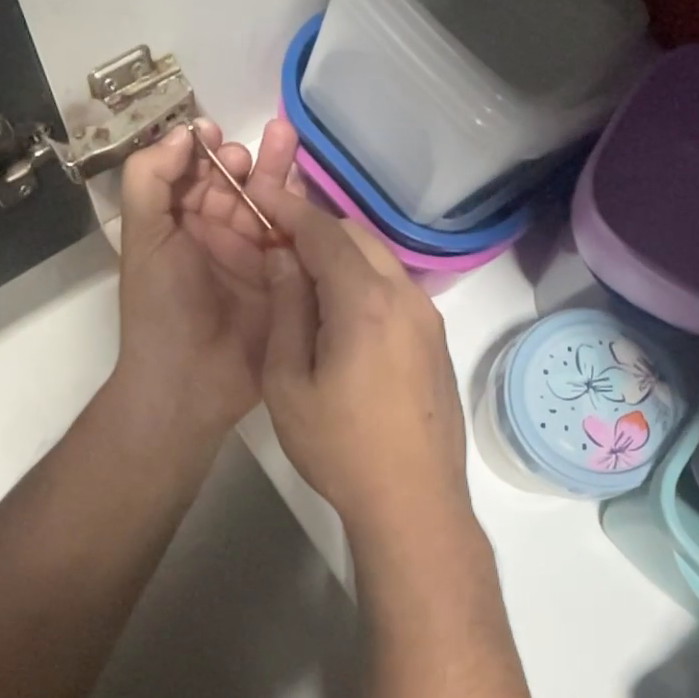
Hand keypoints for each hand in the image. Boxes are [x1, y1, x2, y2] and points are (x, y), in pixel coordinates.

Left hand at [111, 118, 300, 437]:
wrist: (189, 379)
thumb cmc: (160, 307)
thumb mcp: (143, 237)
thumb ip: (151, 180)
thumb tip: (180, 134)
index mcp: (181, 226)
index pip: (198, 175)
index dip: (206, 151)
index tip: (213, 135)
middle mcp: (219, 238)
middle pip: (240, 186)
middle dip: (250, 158)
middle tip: (260, 145)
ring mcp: (256, 260)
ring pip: (272, 207)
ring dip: (279, 174)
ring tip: (288, 141)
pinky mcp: (286, 282)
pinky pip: (298, 242)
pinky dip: (302, 215)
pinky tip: (304, 192)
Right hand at [254, 183, 469, 535]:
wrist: (412, 499)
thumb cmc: (339, 446)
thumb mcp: (288, 383)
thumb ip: (286, 312)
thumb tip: (284, 261)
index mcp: (364, 301)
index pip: (324, 233)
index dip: (289, 211)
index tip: (261, 197)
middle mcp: (405, 296)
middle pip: (358, 238)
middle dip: (316, 230)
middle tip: (277, 242)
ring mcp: (428, 319)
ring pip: (382, 263)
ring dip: (343, 257)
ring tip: (303, 277)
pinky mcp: (437, 343)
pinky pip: (396, 292)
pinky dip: (365, 283)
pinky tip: (341, 314)